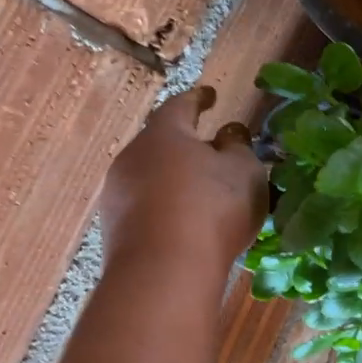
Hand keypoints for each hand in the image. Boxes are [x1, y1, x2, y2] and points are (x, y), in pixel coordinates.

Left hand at [101, 86, 267, 268]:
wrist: (166, 268)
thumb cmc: (212, 207)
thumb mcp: (244, 171)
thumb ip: (238, 147)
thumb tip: (229, 134)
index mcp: (164, 135)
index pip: (180, 106)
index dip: (198, 99)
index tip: (209, 94)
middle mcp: (132, 157)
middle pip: (162, 142)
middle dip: (188, 144)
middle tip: (215, 150)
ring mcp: (118, 193)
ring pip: (153, 174)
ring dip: (178, 177)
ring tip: (207, 190)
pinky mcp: (117, 226)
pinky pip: (148, 203)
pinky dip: (170, 204)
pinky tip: (190, 219)